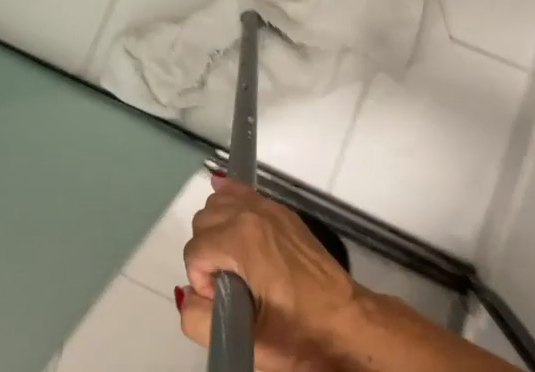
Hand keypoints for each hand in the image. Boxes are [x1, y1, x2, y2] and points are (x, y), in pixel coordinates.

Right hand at [177, 174, 359, 371]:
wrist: (347, 323)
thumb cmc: (298, 334)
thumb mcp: (244, 340)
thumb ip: (199, 320)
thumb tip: (188, 294)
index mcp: (242, 240)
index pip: (194, 250)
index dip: (202, 281)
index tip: (224, 302)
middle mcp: (253, 214)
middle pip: (203, 221)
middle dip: (205, 254)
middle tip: (228, 287)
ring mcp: (270, 209)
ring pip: (220, 203)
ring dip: (216, 231)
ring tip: (235, 265)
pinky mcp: (283, 213)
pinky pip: (243, 194)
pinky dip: (231, 203)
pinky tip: (232, 222)